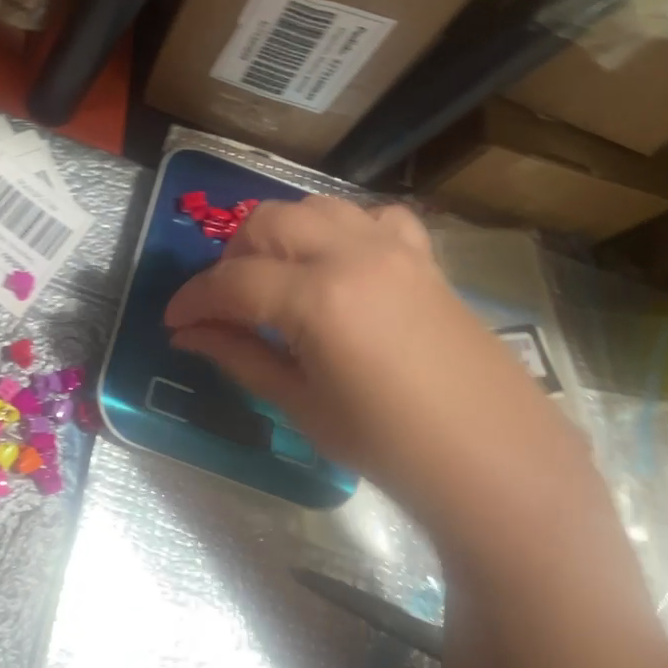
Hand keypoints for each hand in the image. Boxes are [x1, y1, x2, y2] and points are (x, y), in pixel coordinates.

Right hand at [163, 196, 590, 526]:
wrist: (494, 460)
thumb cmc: (388, 446)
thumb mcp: (300, 405)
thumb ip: (239, 356)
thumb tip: (187, 335)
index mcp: (319, 299)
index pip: (232, 283)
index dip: (193, 300)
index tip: (174, 321)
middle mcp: (354, 255)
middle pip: (268, 224)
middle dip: (231, 258)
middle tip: (224, 304)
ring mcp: (395, 250)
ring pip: (315, 208)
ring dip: (280, 236)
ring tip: (273, 280)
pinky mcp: (424, 258)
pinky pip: (372, 218)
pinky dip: (340, 230)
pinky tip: (336, 266)